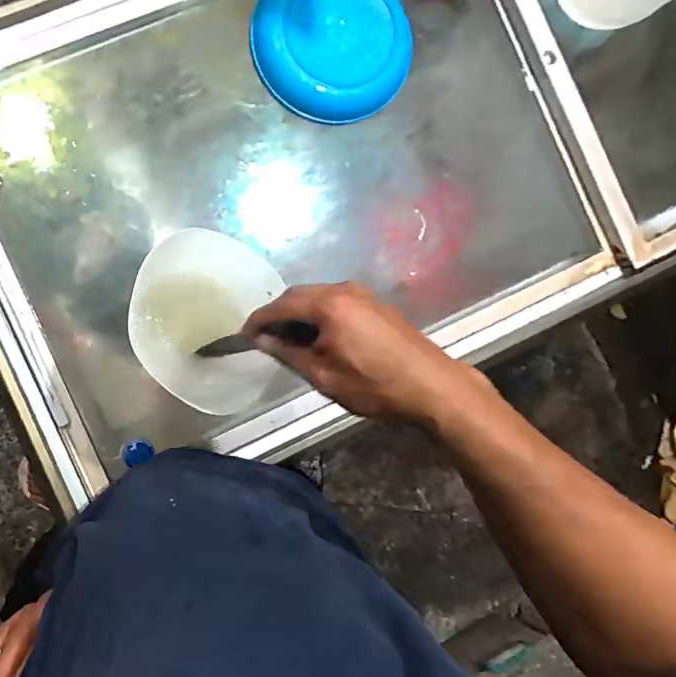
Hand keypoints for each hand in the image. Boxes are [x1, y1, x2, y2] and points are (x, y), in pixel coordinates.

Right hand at [242, 283, 494, 427]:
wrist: (432, 386)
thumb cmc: (374, 385)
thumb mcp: (323, 375)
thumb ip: (288, 353)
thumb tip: (262, 340)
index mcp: (329, 304)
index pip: (281, 305)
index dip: (259, 321)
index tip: (243, 336)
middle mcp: (345, 290)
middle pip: (300, 295)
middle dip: (279, 315)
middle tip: (265, 341)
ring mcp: (365, 295)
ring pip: (320, 298)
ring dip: (301, 316)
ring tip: (291, 343)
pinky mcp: (378, 306)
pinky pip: (338, 303)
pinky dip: (322, 317)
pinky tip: (320, 339)